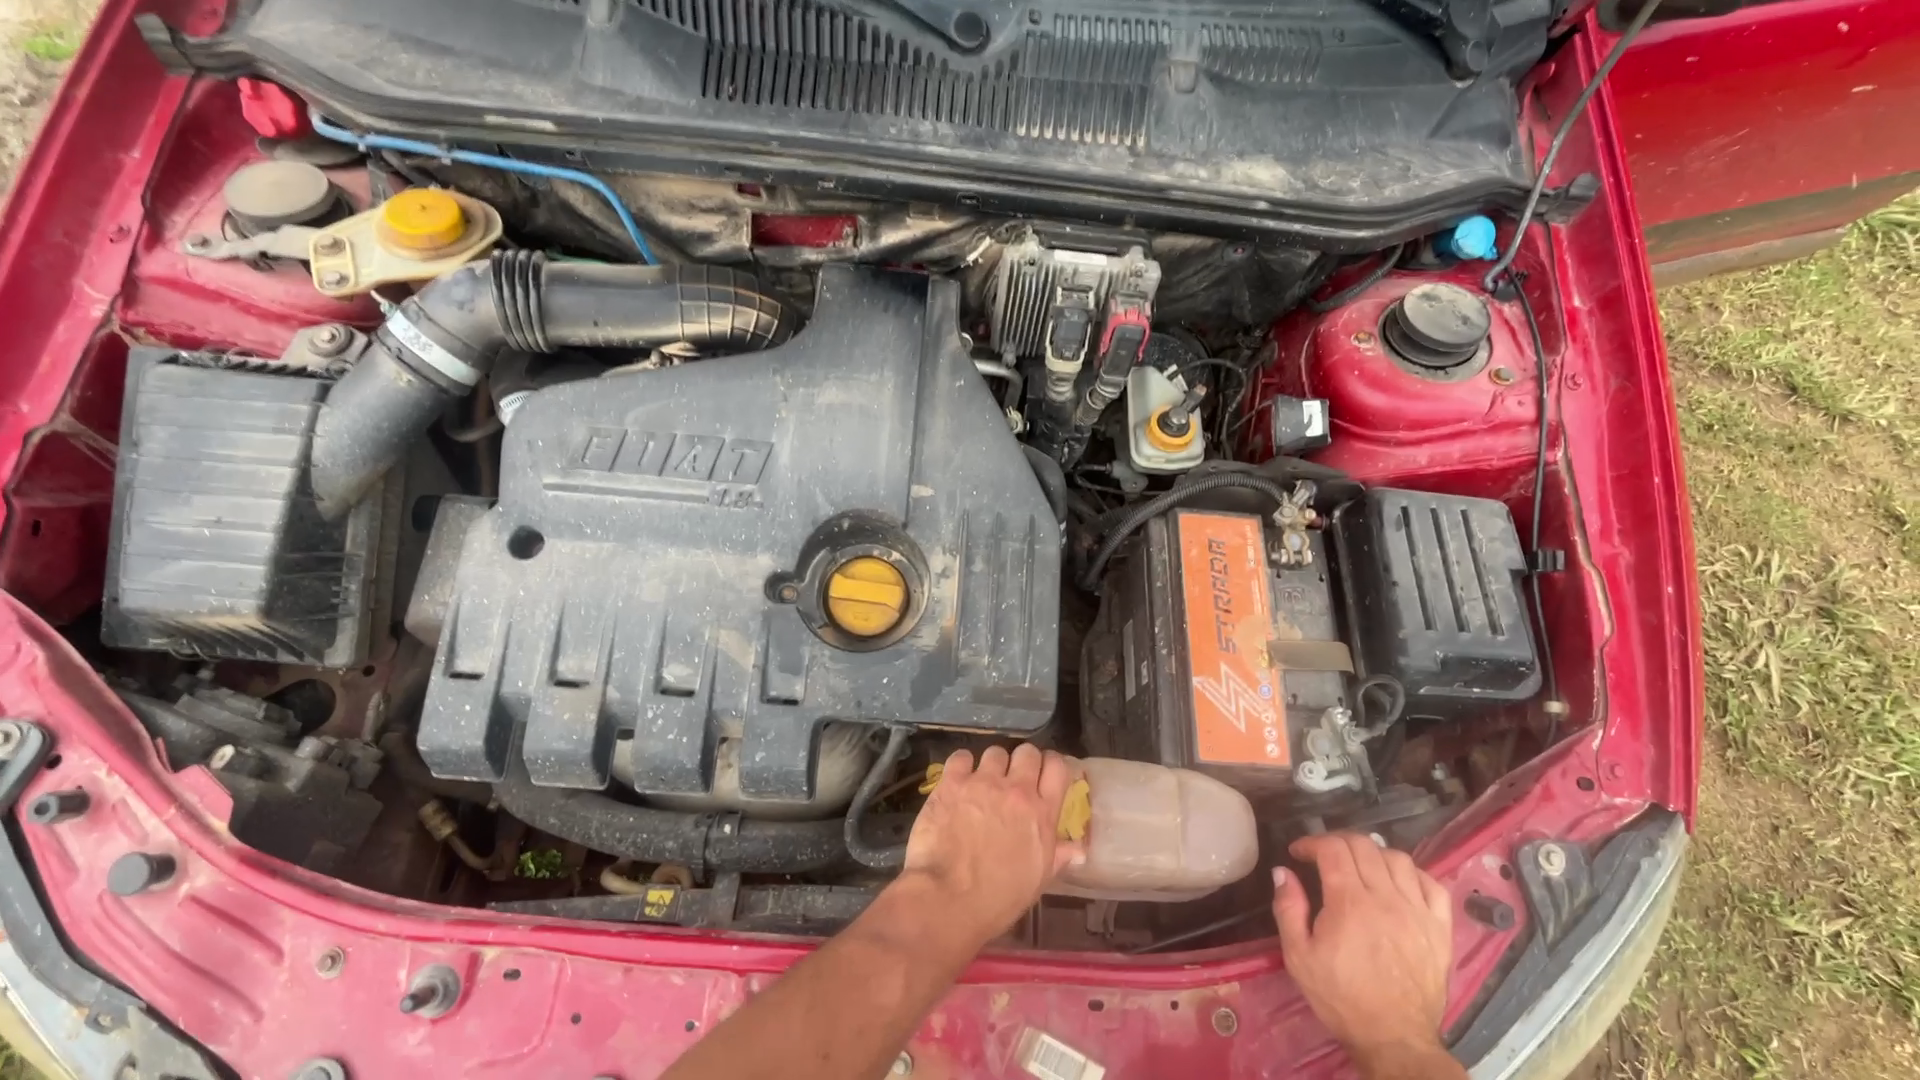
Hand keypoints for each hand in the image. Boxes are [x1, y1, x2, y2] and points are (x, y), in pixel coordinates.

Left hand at [899, 744, 1081, 947]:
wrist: (949, 899)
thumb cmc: (999, 898)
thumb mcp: (1038, 880)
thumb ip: (1059, 856)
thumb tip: (1079, 850)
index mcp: (1042, 813)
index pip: (1057, 768)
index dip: (1051, 765)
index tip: (1043, 774)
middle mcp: (1017, 790)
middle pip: (1027, 753)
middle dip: (1022, 761)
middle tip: (1012, 778)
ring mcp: (983, 783)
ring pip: (995, 752)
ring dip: (992, 765)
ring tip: (983, 782)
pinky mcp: (952, 783)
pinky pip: (961, 757)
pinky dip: (962, 765)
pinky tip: (958, 780)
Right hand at [1273, 834, 1460, 1079]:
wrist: (1393, 1039)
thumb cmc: (1340, 997)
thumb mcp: (1298, 956)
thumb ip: (1288, 909)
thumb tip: (1283, 872)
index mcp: (1349, 902)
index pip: (1332, 848)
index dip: (1311, 842)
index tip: (1298, 853)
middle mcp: (1387, 898)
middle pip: (1365, 845)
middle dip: (1338, 841)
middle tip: (1323, 855)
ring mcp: (1418, 912)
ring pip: (1399, 859)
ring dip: (1374, 853)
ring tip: (1360, 866)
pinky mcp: (1440, 929)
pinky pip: (1432, 885)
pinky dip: (1413, 874)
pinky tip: (1399, 882)